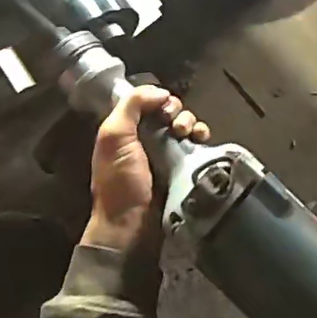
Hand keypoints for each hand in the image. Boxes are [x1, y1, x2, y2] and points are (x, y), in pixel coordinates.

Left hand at [83, 86, 208, 251]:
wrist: (133, 225)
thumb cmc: (120, 182)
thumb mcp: (114, 137)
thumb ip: (132, 106)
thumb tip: (161, 92)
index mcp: (126, 129)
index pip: (148, 101)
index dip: (158, 98)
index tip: (163, 108)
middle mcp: (147, 137)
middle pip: (170, 110)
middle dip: (177, 111)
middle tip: (174, 126)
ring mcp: (168, 152)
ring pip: (186, 124)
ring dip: (190, 122)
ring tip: (187, 135)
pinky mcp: (185, 166)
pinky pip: (198, 142)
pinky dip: (202, 135)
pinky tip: (201, 139)